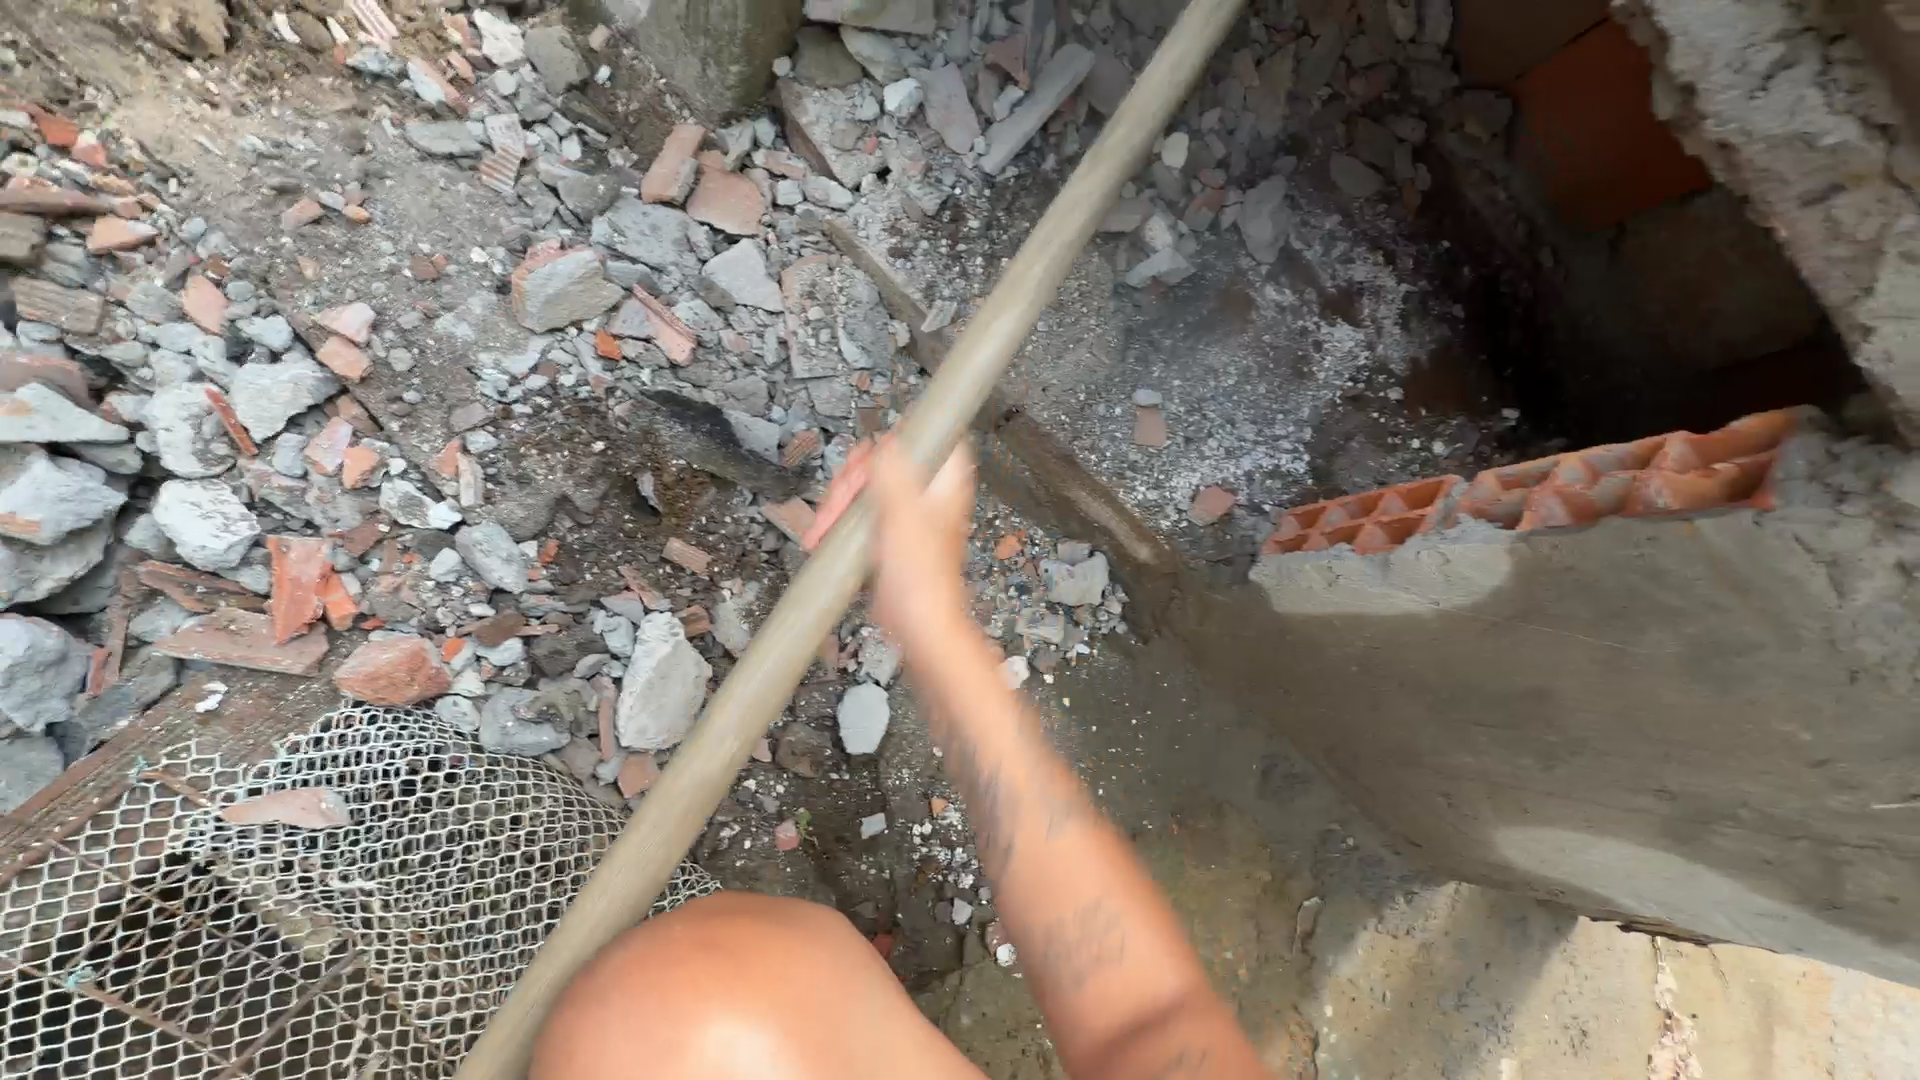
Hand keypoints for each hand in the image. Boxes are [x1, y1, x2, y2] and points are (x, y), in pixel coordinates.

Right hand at [802, 436, 977, 652]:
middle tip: (840, 497)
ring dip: (839, 503)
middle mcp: (927, 494)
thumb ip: (894, 472)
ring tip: (823, 526)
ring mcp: (907, 514)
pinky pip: (859, 515)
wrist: (918, 625)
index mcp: (943, 482)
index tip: (874, 450)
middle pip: (885, 460)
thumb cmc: (922, 579)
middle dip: (853, 478)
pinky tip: (824, 535)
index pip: (930, 435)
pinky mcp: (888, 535)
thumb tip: (887, 442)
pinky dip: (839, 521)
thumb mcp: (904, 515)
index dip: (899, 435)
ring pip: (867, 487)